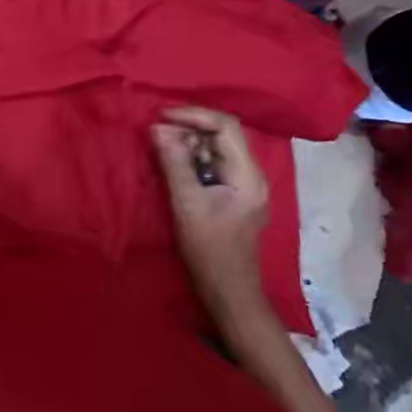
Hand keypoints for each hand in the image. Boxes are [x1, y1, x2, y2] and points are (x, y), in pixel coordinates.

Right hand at [153, 107, 269, 315]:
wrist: (229, 296)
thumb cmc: (210, 253)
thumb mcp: (186, 204)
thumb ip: (174, 163)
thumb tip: (158, 127)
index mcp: (248, 175)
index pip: (226, 125)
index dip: (194, 115)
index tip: (163, 116)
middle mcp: (253, 173)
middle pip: (223, 133)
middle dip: (190, 128)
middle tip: (160, 134)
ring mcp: (246, 184)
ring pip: (218, 146)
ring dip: (191, 143)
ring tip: (166, 150)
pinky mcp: (236, 193)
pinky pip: (215, 162)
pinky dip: (195, 158)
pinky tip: (177, 166)